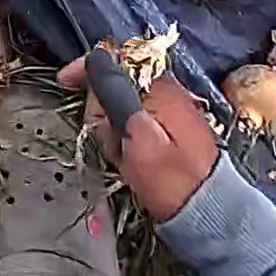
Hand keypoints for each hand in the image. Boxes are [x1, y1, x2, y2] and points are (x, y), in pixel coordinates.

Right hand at [56, 59, 217, 221]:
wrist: (212, 218)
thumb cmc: (171, 180)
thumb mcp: (138, 136)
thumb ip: (117, 95)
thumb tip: (99, 57)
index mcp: (159, 87)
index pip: (115, 59)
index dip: (86, 68)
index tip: (63, 83)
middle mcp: (167, 91)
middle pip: (116, 81)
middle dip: (100, 106)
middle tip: (106, 138)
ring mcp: (171, 110)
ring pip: (123, 102)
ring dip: (111, 124)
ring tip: (119, 153)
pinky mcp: (172, 129)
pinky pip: (135, 118)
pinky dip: (124, 132)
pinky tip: (127, 156)